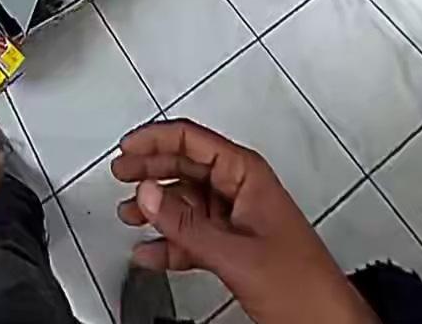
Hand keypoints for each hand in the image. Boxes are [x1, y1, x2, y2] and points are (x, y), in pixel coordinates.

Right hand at [112, 120, 378, 323]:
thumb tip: (147, 192)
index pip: (192, 139)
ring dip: (156, 208)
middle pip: (185, 164)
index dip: (156, 138)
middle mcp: (238, 186)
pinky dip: (169, 242)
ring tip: (129, 213)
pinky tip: (149, 251)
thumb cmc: (301, 283)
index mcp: (244, 171)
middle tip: (120, 172)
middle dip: (151, 168)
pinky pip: (192, 233)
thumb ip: (186, 224)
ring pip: (186, 200)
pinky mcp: (233, 243)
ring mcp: (235, 214)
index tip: (128, 146)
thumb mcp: (235, 252)